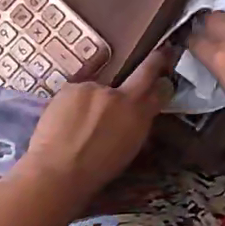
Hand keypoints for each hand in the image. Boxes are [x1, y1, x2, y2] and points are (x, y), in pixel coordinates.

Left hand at [15, 46, 172, 196]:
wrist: (59, 171)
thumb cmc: (95, 171)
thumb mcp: (128, 150)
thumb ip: (135, 126)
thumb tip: (136, 115)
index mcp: (140, 116)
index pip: (160, 90)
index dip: (163, 82)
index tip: (164, 75)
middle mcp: (122, 96)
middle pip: (144, 71)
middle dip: (154, 61)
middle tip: (158, 54)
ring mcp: (96, 88)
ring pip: (100, 87)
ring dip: (94, 99)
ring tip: (78, 122)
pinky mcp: (72, 85)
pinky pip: (78, 91)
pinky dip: (73, 102)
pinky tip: (65, 120)